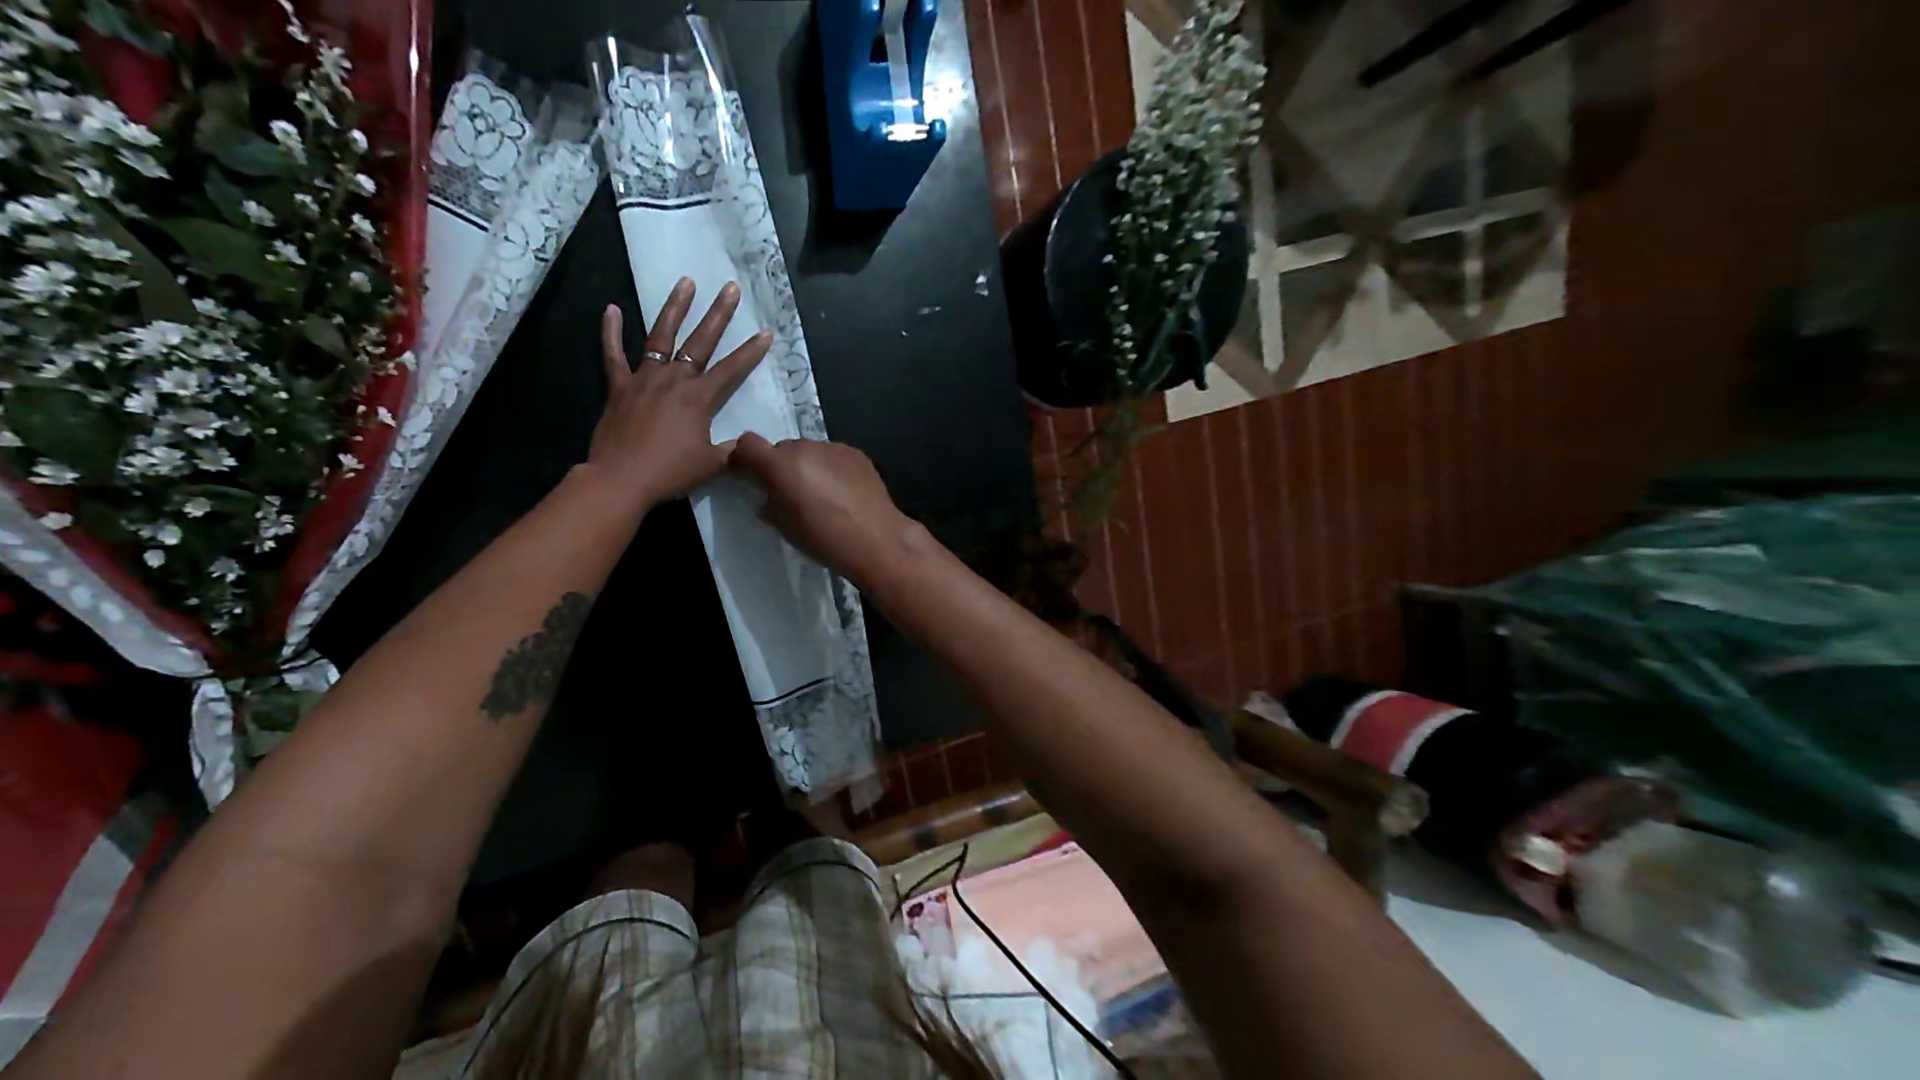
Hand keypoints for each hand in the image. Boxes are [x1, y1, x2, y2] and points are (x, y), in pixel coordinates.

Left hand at [588, 278, 769, 508]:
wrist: (621, 479)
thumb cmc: (669, 472)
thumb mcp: (711, 465)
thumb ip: (732, 450)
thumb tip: (750, 445)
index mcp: (699, 398)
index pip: (731, 370)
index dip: (751, 352)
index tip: (767, 332)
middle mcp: (674, 379)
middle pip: (700, 341)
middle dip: (719, 314)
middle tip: (730, 288)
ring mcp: (644, 379)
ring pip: (661, 336)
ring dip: (675, 308)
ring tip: (686, 283)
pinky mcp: (619, 387)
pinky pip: (612, 354)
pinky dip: (611, 331)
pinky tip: (611, 308)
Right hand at [727, 433, 915, 582]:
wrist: (877, 539)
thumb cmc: (825, 539)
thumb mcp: (785, 527)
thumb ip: (769, 503)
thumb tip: (768, 495)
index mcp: (782, 465)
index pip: (747, 445)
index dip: (744, 459)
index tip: (749, 477)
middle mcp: (806, 448)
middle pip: (782, 449)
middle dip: (780, 467)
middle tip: (790, 495)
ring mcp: (834, 447)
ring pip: (808, 451)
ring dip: (807, 467)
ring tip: (820, 495)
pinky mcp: (856, 453)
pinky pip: (832, 456)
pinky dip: (829, 468)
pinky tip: (842, 492)